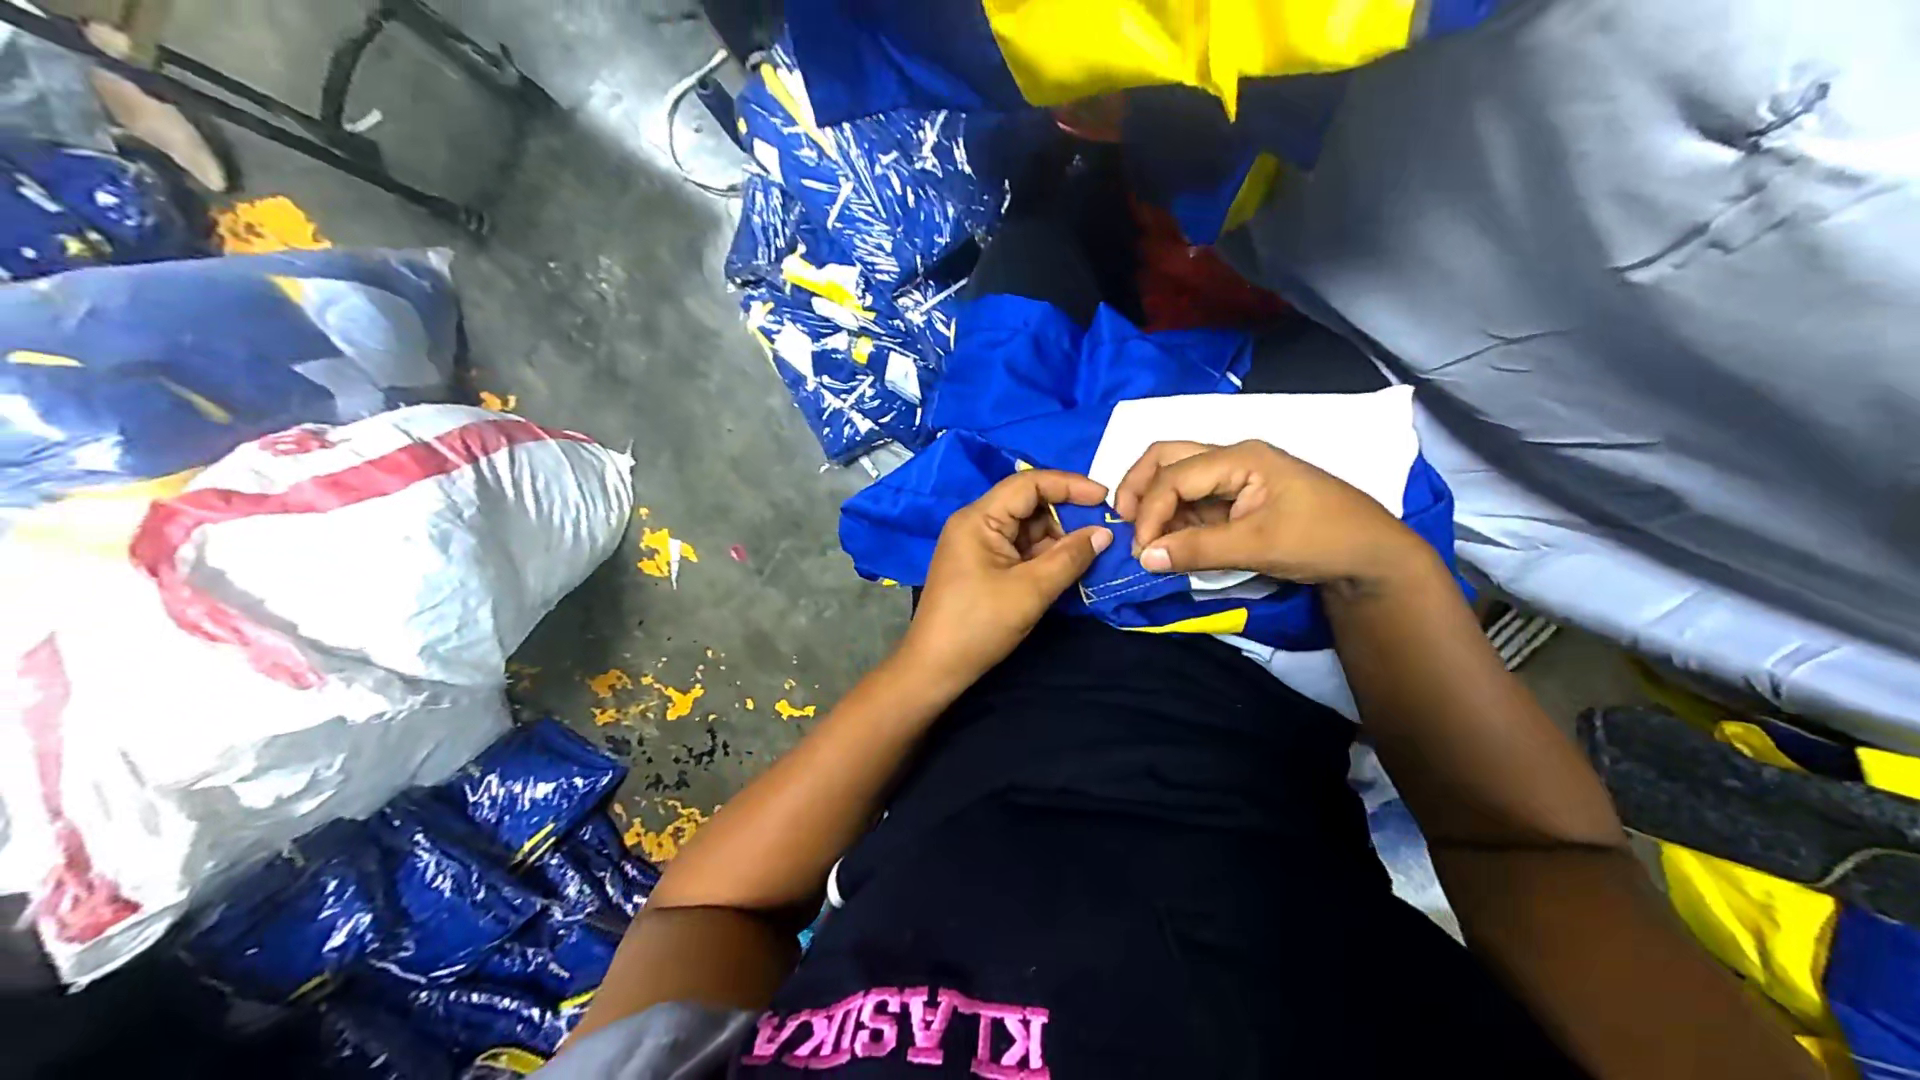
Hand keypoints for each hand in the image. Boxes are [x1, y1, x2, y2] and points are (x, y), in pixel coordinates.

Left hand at [900, 469, 1112, 688]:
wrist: (936, 667)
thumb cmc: (979, 625)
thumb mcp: (1031, 591)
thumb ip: (1069, 557)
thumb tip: (1104, 532)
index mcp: (978, 518)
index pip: (1029, 483)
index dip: (1069, 485)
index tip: (1105, 497)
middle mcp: (975, 523)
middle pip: (1028, 503)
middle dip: (1066, 514)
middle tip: (1102, 531)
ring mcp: (977, 545)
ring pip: (1026, 527)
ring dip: (1057, 537)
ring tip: (1090, 552)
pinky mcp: (981, 565)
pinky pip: (1019, 548)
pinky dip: (1044, 554)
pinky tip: (1067, 565)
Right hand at [1113, 440, 1431, 590]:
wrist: (1372, 557)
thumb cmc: (1322, 540)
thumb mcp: (1258, 546)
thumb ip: (1198, 550)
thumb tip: (1144, 558)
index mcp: (1240, 457)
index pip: (1175, 475)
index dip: (1150, 511)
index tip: (1142, 550)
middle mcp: (1232, 458)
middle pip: (1166, 458)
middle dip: (1139, 488)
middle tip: (1124, 524)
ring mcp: (1234, 477)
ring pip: (1176, 477)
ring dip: (1155, 506)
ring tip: (1146, 540)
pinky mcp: (1236, 499)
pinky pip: (1193, 501)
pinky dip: (1173, 519)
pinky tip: (1169, 542)